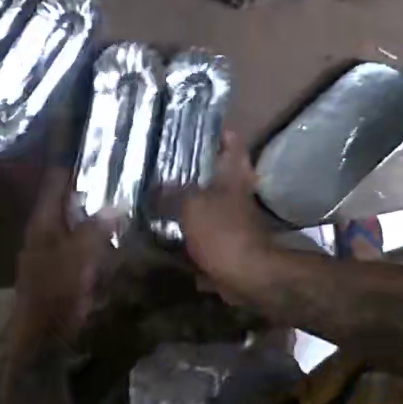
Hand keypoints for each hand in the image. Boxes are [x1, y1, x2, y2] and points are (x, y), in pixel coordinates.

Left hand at [10, 168, 108, 369]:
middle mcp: (42, 232)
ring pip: (72, 221)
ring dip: (92, 211)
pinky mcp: (57, 269)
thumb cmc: (57, 292)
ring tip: (120, 199)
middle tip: (117, 173)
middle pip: (64, 200)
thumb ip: (98, 228)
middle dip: (88, 187)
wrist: (42, 341)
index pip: (55, 182)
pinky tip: (112, 234)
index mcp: (42, 223)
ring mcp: (48, 251)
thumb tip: (118, 204)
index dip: (72, 164)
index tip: (96, 150)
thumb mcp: (80, 256)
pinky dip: (92, 234)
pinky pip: (77, 241)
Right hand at [177, 132, 286, 302]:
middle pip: (219, 169)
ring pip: (212, 198)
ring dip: (193, 197)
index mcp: (234, 172)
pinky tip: (169, 227)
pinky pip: (207, 226)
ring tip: (162, 193)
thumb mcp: (190, 206)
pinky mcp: (231, 239)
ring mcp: (237, 215)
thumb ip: (170, 194)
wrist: (248, 275)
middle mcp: (238, 189)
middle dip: (196, 167)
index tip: (192, 128)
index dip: (215, 130)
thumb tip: (154, 187)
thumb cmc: (222, 231)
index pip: (230, 139)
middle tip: (169, 163)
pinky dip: (192, 226)